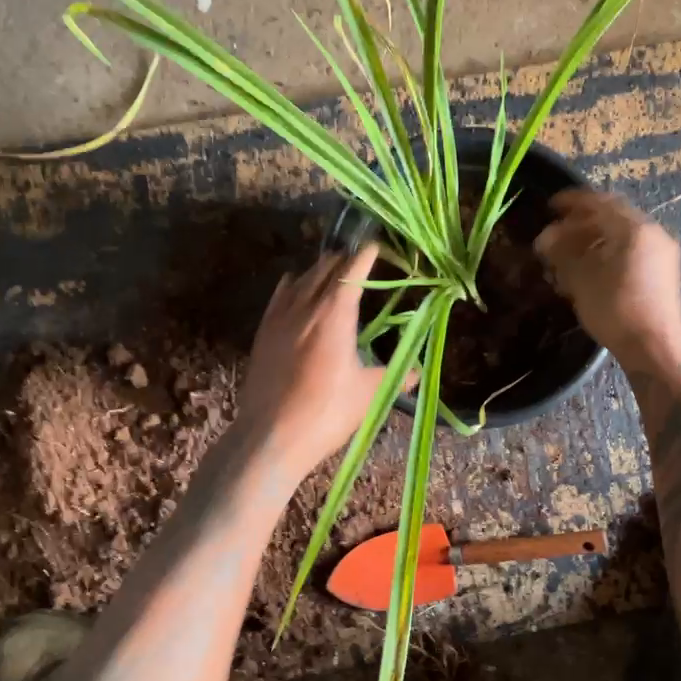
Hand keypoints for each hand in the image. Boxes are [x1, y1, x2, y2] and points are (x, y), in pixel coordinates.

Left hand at [236, 244, 390, 480]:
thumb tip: (417, 372)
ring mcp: (280, 318)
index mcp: (335, 314)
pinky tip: (295, 284)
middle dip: (344, 260)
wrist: (271, 436)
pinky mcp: (263, 333)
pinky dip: (292, 285)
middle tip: (360, 259)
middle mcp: (305, 306)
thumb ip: (395, 376)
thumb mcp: (369, 394)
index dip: (366, 255)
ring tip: (332, 269)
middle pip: (325, 268)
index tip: (377, 245)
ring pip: (301, 279)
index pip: (352, 271)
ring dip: (319, 270)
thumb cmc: (326, 413)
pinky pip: (279, 296)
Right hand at [534, 190, 680, 378]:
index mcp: (635, 228)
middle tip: (558, 227)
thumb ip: (562, 252)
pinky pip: (633, 248)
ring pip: (623, 233)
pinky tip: (592, 264)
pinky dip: (610, 249)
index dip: (572, 202)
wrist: (654, 348)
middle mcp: (653, 232)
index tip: (550, 205)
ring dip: (596, 236)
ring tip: (570, 249)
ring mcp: (662, 252)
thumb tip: (545, 238)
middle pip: (613, 215)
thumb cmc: (616, 310)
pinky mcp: (663, 271)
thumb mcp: (581, 280)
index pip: (599, 203)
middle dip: (583, 220)